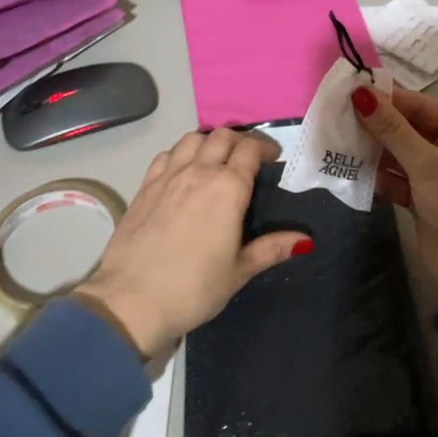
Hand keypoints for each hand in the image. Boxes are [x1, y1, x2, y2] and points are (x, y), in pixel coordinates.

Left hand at [74, 128, 311, 358]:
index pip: (250, 150)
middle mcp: (199, 171)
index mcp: (228, 188)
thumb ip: (271, 249)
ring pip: (192, 139)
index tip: (272, 159)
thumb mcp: (239, 271)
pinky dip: (181, 153)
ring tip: (215, 161)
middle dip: (239, 141)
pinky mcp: (144, 186)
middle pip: (222, 136)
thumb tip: (306, 240)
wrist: (131, 300)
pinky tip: (183, 171)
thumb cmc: (193, 288)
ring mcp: (168, 175)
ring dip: (209, 142)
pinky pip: (166, 154)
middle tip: (247, 160)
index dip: (264, 148)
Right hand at [352, 86, 437, 295]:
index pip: (422, 106)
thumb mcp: (425, 162)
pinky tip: (353, 169)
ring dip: (373, 150)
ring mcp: (436, 175)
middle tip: (339, 114)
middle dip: (377, 125)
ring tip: (340, 140)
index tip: (353, 90)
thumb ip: (391, 129)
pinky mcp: (421, 198)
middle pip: (408, 129)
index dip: (389, 99)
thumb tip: (361, 93)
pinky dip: (378, 175)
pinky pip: (395, 178)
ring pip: (398, 154)